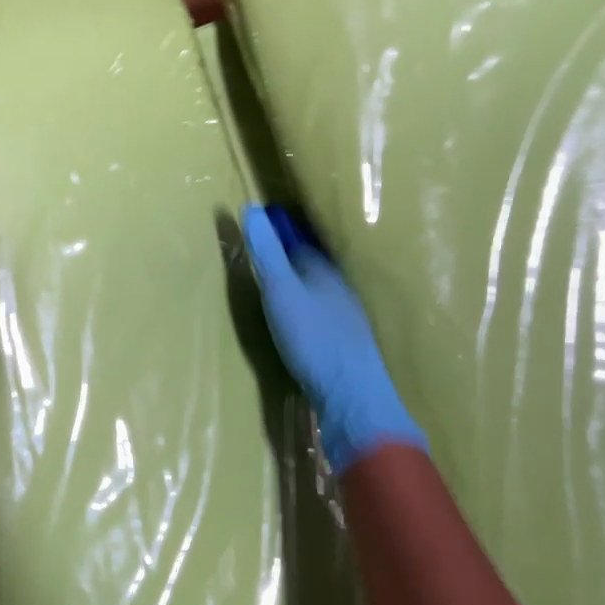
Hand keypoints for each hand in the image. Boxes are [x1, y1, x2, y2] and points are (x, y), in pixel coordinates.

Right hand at [243, 204, 425, 472]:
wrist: (353, 396)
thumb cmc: (313, 337)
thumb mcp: (280, 291)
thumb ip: (266, 252)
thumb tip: (251, 208)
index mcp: (324, 270)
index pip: (300, 239)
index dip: (281, 230)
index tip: (261, 221)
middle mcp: (340, 288)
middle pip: (312, 263)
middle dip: (291, 254)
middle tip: (264, 248)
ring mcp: (347, 317)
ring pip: (320, 288)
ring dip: (301, 281)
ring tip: (278, 281)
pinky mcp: (346, 344)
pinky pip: (323, 311)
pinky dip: (308, 304)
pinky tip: (300, 316)